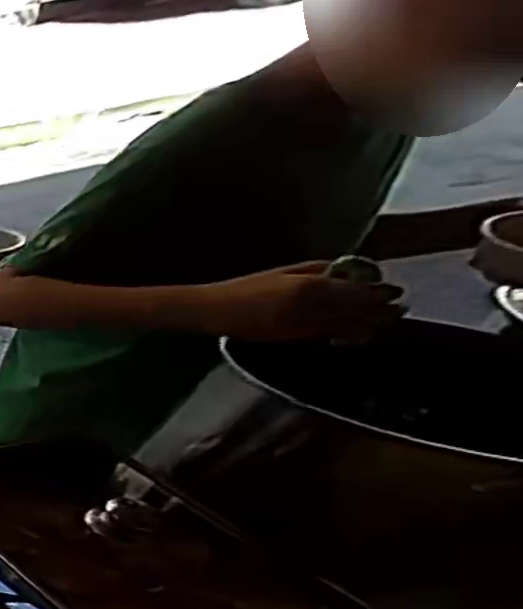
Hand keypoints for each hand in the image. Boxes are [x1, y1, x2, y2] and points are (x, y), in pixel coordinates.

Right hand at [204, 260, 404, 341]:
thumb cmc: (241, 287)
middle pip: (356, 310)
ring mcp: (300, 325)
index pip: (356, 290)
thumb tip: (346, 272)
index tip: (395, 290)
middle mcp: (309, 307)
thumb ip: (315, 270)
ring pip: (346, 325)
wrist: (210, 310)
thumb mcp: (279, 272)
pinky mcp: (291, 338)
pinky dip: (346, 334)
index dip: (379, 291)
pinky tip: (358, 333)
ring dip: (369, 324)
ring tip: (385, 322)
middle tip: (399, 308)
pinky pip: (326, 335)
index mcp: (307, 286)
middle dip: (381, 310)